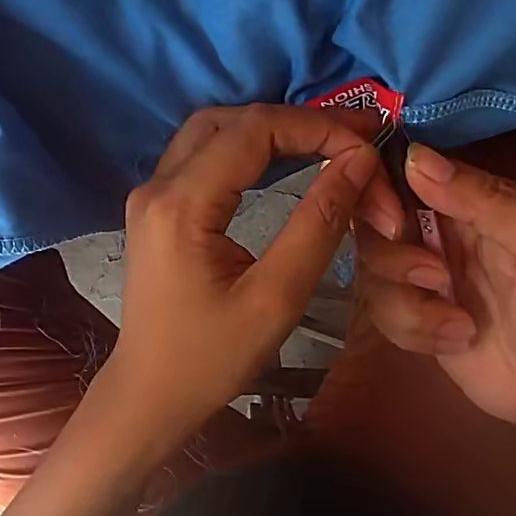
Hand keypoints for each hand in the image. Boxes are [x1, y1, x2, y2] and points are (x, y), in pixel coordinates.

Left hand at [102, 104, 403, 445]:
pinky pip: (201, 154)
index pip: (254, 131)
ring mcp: (150, 194)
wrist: (149, 394)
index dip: (317, 127)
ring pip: (213, 130)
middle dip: (296, 122)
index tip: (366, 146)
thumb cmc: (211, 358)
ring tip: (325, 144)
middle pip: (231, 120)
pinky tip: (280, 161)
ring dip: (269, 130)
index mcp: (181, 204)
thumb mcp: (276, 298)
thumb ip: (318, 222)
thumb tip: (359, 160)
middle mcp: (158, 186)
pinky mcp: (155, 207)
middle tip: (352, 138)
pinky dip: (246, 148)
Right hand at [355, 142, 515, 429]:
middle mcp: (439, 228)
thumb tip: (417, 158)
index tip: (392, 218)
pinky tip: (456, 340)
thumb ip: (496, 203)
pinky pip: (376, 307)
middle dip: (390, 251)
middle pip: (373, 214)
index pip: (409, 167)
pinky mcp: (409, 312)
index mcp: (477, 199)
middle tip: (433, 278)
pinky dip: (412, 329)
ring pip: (370, 264)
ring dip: (407, 298)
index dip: (382, 183)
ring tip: (461, 322)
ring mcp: (419, 272)